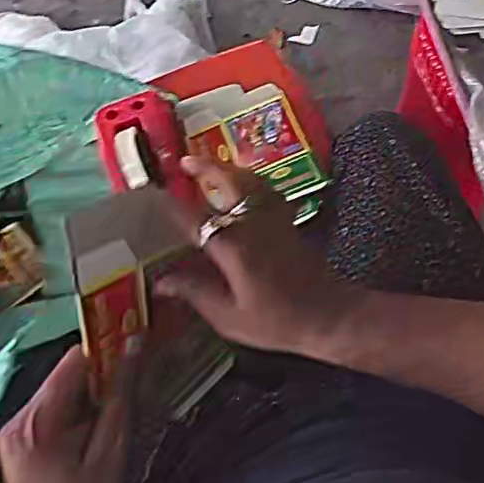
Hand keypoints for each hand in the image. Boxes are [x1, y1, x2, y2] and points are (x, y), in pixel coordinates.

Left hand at [0, 342, 134, 482]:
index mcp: (37, 417)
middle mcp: (18, 417)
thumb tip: (136, 342)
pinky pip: (55, 409)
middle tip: (139, 376)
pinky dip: (81, 408)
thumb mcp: (112, 447)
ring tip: (124, 402)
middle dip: (104, 371)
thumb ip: (122, 392)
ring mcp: (15, 431)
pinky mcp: (20, 444)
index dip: (109, 345)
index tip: (140, 341)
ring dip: (94, 391)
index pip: (76, 358)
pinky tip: (101, 424)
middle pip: (68, 373)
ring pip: (64, 390)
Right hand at [157, 155, 363, 358]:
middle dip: (208, 168)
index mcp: (235, 248)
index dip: (175, 205)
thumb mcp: (229, 317)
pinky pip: (268, 191)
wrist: (327, 315)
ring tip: (211, 164)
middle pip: (231, 184)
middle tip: (186, 160)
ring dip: (230, 168)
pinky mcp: (290, 222)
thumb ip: (196, 293)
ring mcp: (276, 220)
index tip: (155, 194)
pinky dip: (252, 180)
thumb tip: (161, 281)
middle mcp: (255, 225)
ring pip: (252, 182)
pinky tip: (245, 183)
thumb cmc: (276, 322)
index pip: (197, 220)